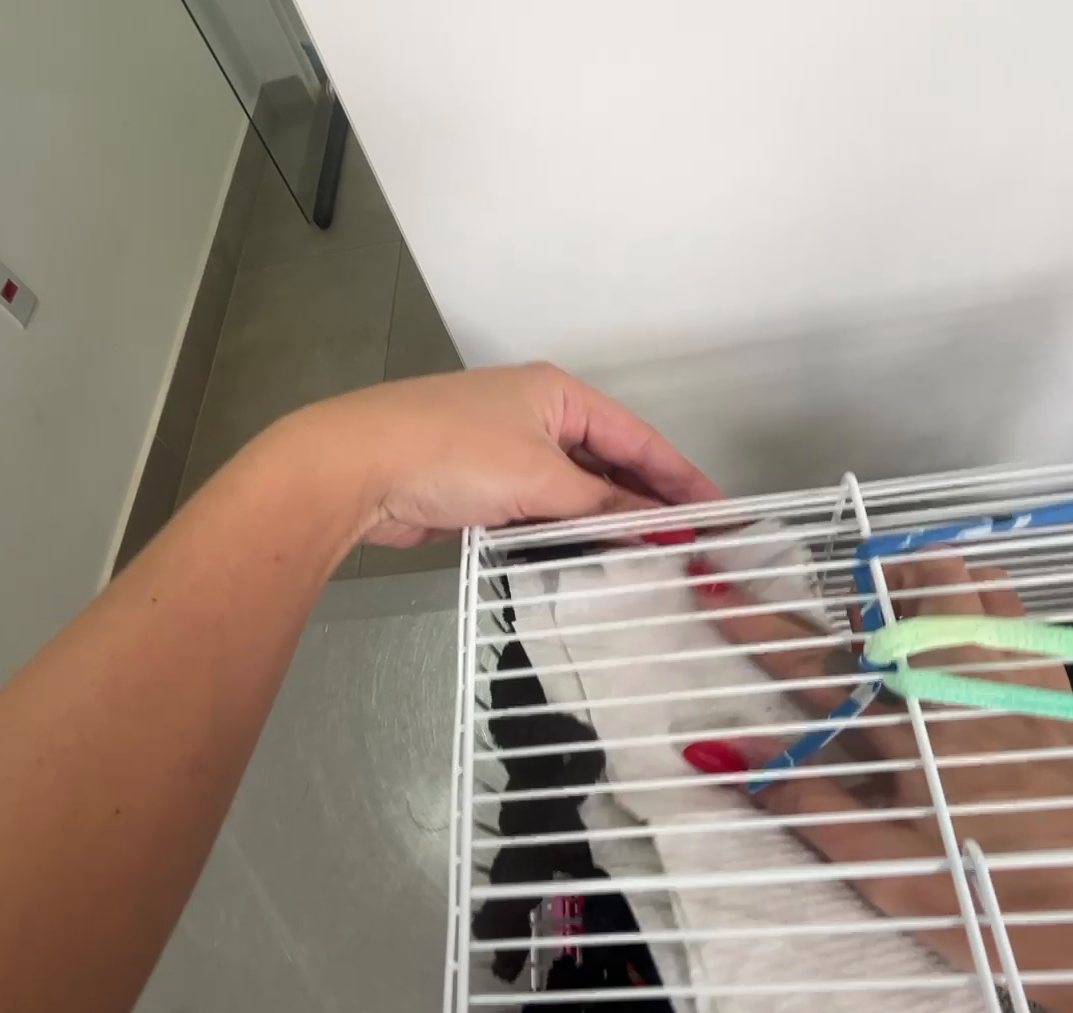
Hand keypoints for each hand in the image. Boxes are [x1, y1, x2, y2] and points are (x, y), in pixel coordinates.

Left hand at [271, 362, 721, 547]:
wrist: (356, 469)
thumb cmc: (451, 452)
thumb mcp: (538, 477)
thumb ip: (602, 504)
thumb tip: (659, 527)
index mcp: (557, 394)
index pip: (636, 438)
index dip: (679, 477)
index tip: (717, 512)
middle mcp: (537, 417)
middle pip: (608, 463)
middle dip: (646, 502)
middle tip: (690, 543)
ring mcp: (509, 452)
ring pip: (576, 490)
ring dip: (607, 520)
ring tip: (651, 557)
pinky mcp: (485, 487)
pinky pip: (544, 510)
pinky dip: (569, 532)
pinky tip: (594, 557)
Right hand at [680, 555, 1072, 1012]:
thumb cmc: (1003, 914)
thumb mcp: (892, 875)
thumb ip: (811, 807)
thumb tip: (724, 760)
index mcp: (912, 735)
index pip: (814, 667)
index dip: (756, 625)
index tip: (715, 586)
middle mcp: (963, 698)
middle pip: (896, 611)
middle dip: (854, 578)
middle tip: (835, 574)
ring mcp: (1020, 698)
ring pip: (972, 601)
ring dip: (925, 577)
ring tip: (898, 575)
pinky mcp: (1064, 713)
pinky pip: (1025, 630)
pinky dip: (992, 601)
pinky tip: (982, 605)